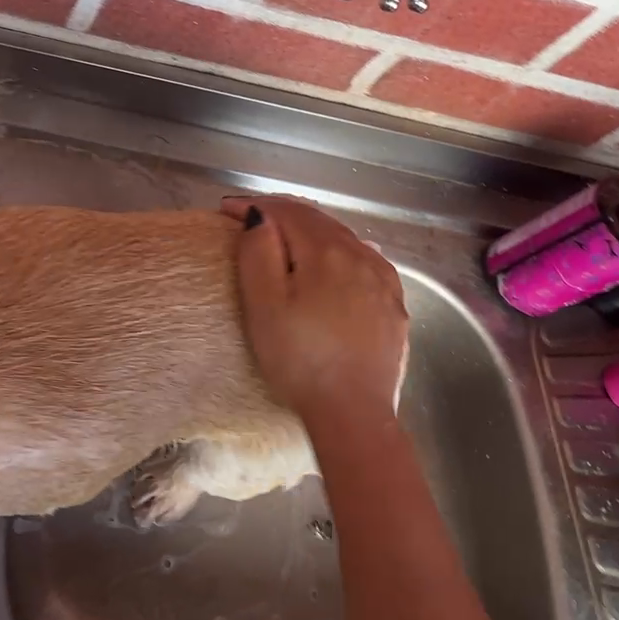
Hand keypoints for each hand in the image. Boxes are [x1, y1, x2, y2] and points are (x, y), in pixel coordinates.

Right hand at [221, 196, 407, 426]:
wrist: (353, 414)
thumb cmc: (299, 359)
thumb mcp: (263, 305)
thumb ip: (258, 252)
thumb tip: (261, 217)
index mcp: (325, 251)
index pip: (286, 211)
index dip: (254, 205)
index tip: (225, 210)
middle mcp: (360, 255)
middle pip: (316, 220)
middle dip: (281, 213)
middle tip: (249, 218)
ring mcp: (382, 280)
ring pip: (343, 238)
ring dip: (311, 229)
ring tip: (285, 235)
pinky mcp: (393, 305)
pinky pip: (365, 260)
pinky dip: (341, 250)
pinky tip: (337, 258)